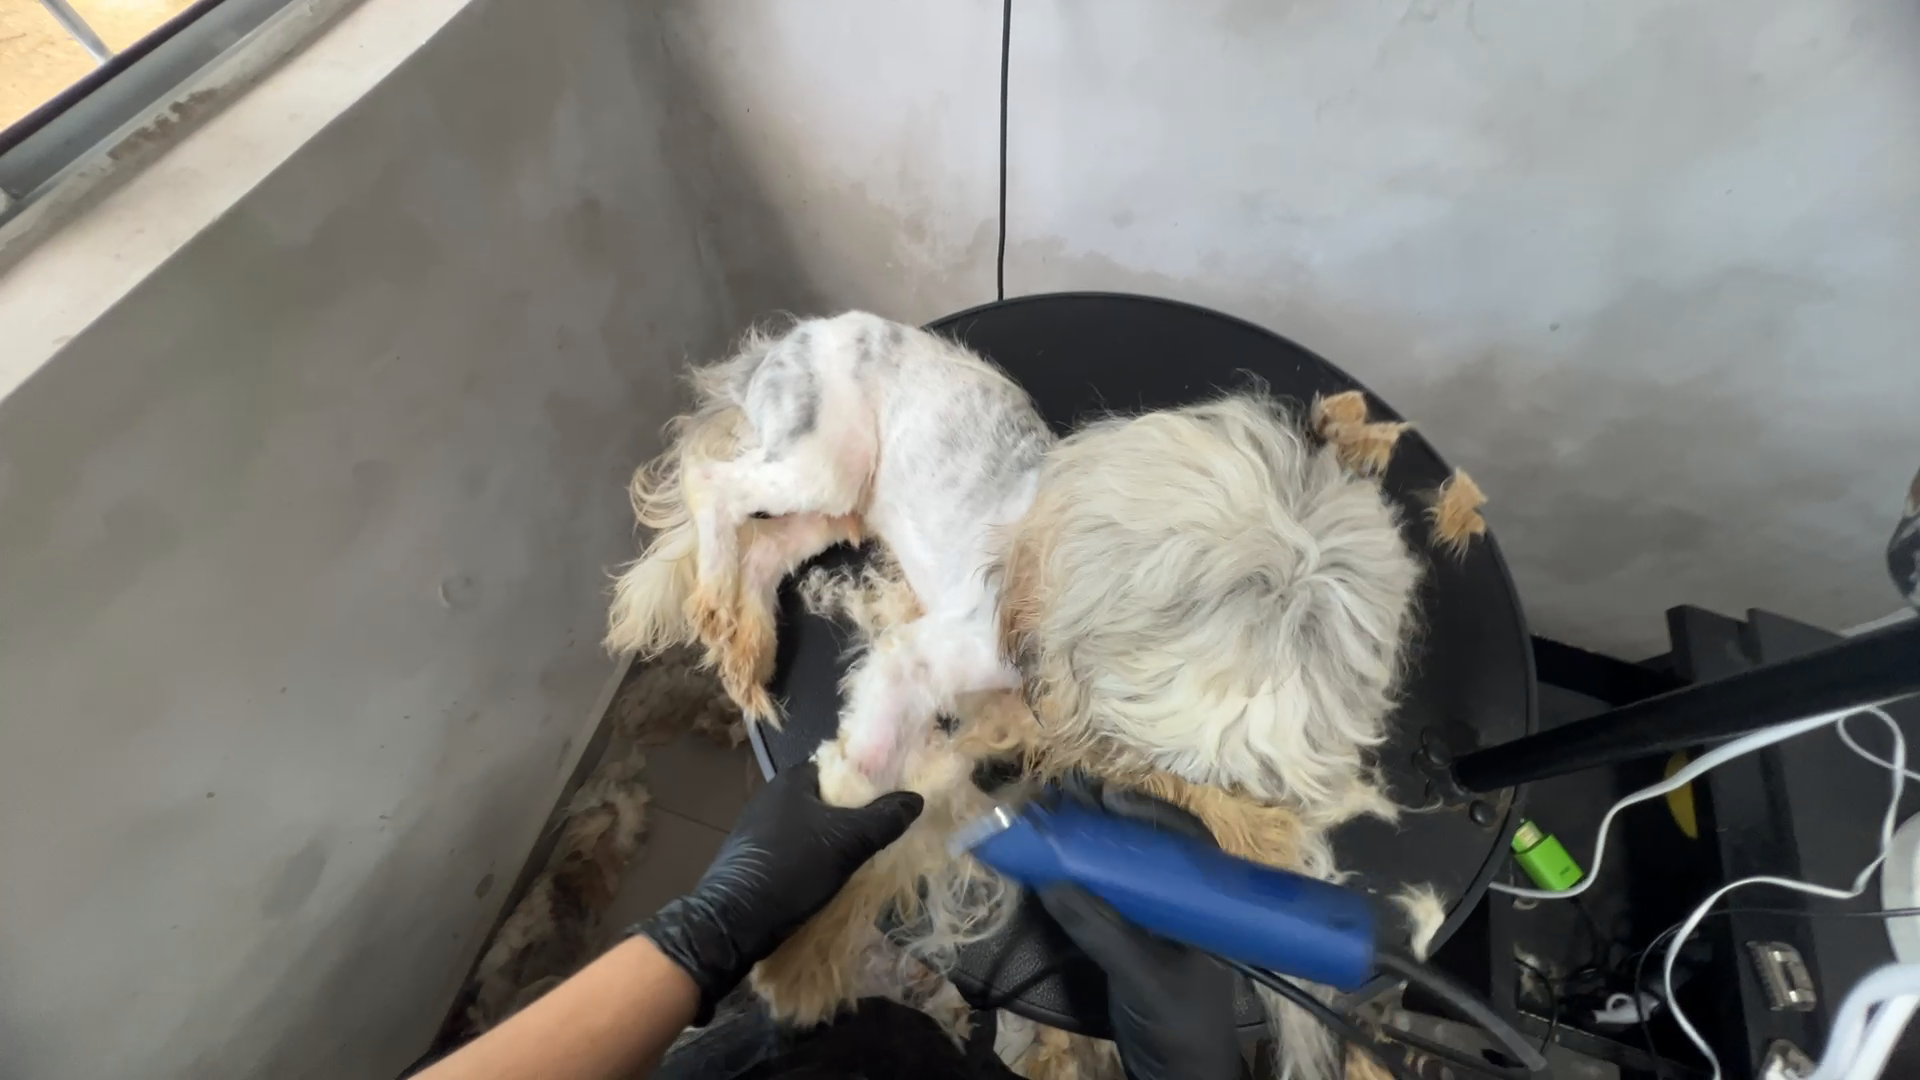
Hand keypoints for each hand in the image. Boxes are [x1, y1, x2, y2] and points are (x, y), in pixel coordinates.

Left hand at [632, 759, 922, 1022]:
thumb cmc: (792, 868)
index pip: (839, 766)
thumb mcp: (848, 842)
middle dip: (853, 811)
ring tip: (861, 854)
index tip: (890, 798)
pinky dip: (813, 855)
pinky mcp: (751, 857)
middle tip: (881, 829)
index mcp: (793, 778)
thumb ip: (885, 818)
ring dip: (833, 837)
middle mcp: (773, 795)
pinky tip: (827, 874)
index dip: (867, 778)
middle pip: (826, 796)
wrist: (731, 923)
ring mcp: (758, 827)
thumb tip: (916, 798)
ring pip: (810, 824)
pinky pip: (794, 846)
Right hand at [1036, 776, 1242, 1079]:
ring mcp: (1155, 914)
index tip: (1106, 796)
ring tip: (1051, 814)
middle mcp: (1181, 897)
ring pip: (1123, 862)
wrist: (1177, 1079)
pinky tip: (1052, 858)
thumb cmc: (1178, 1023)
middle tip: (1065, 795)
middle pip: (1146, 842)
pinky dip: (1078, 871)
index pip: (1183, 837)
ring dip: (1087, 839)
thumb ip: (1100, 928)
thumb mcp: (1144, 977)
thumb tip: (1048, 878)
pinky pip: (1105, 888)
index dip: (1145, 811)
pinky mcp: (1131, 931)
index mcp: (1204, 900)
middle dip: (1106, 818)